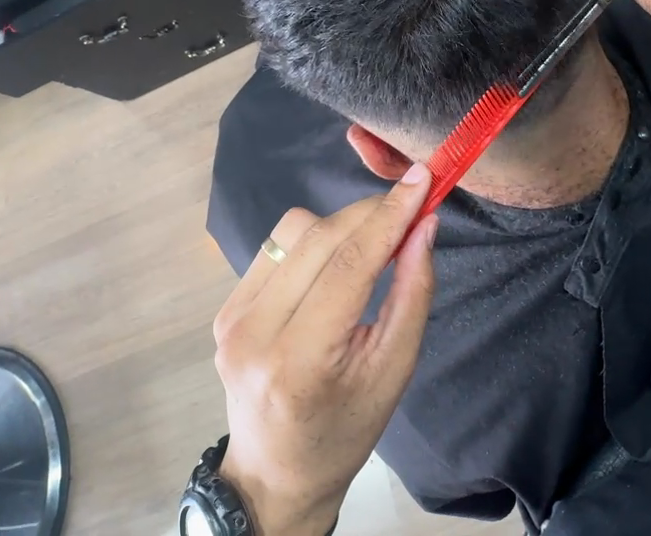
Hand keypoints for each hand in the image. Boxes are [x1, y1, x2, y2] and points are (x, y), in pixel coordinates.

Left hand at [212, 168, 439, 535]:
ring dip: (342, 226)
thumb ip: (413, 292)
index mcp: (300, 360)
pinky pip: (277, 246)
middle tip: (411, 208)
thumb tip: (425, 224)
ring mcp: (232, 318)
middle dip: (372, 213)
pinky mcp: (225, 308)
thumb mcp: (395, 370)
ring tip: (368, 251)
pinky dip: (314, 243)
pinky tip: (330, 268)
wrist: (276, 471)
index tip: (423, 179)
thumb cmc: (346, 428)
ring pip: (295, 230)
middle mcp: (254, 332)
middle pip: (321, 239)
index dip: (389, 216)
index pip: (349, 265)